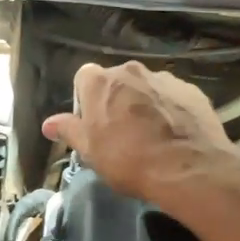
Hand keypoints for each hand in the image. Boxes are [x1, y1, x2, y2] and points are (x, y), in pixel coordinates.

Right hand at [41, 61, 236, 201]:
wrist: (188, 169)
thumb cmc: (128, 160)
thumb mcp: (90, 151)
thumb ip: (68, 130)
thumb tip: (48, 123)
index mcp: (100, 82)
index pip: (84, 78)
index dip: (86, 101)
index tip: (93, 125)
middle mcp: (131, 71)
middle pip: (117, 81)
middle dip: (116, 101)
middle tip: (120, 133)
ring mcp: (164, 79)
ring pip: (146, 88)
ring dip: (144, 104)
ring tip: (151, 136)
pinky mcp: (191, 91)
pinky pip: (172, 98)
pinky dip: (170, 110)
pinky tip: (174, 135)